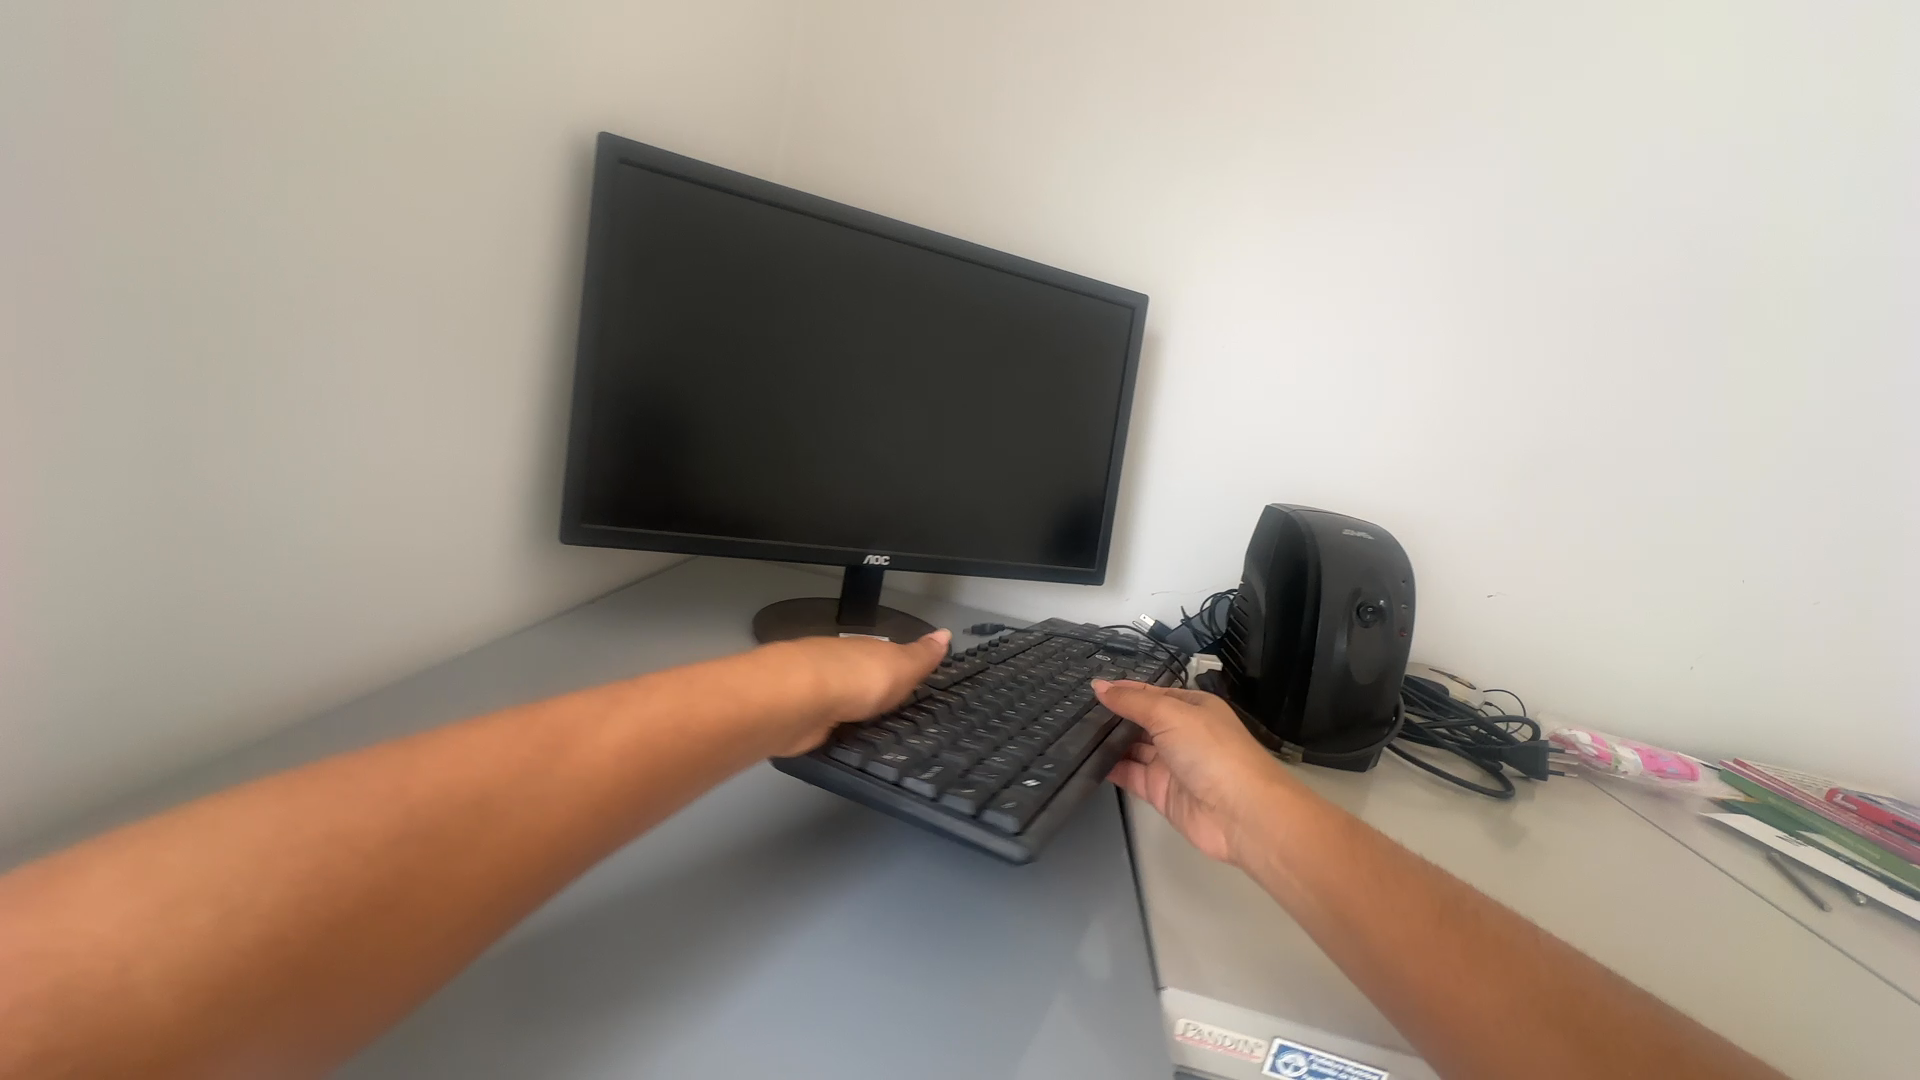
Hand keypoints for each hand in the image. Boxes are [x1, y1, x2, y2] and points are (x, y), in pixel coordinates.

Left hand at [755, 629, 950, 757]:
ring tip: (869, 734)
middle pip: (860, 678)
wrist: (798, 699)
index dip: (899, 670)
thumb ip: (922, 655)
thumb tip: (945, 633)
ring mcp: (815, 690)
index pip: (886, 656)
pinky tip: (838, 741)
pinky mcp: (799, 717)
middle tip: (892, 717)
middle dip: (871, 693)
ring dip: (849, 713)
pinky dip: (830, 730)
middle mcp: (839, 665)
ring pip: (839, 701)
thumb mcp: (902, 665)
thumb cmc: (858, 678)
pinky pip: (822, 724)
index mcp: (865, 650)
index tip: (910, 685)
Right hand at [1094, 680, 1296, 865]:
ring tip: (1076, 732)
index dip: (1124, 690)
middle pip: (1141, 721)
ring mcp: (1171, 764)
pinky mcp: (1161, 792)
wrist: (1242, 814)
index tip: (1094, 688)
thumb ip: (1132, 702)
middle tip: (1078, 710)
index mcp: (1192, 707)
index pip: (1151, 694)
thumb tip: (1100, 686)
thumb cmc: (1213, 753)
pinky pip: (1130, 775)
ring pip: (1132, 748)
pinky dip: (1110, 769)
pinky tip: (1087, 760)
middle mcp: (1182, 733)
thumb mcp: (1170, 714)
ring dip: (1109, 742)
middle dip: (1114, 716)